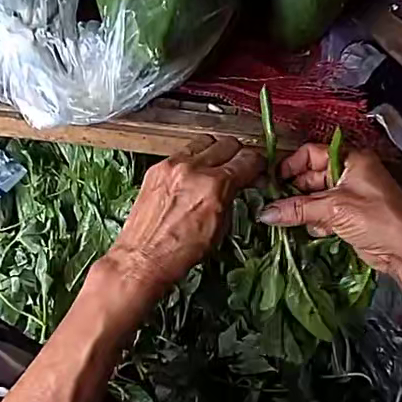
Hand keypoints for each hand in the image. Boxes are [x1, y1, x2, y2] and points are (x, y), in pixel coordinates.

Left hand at [102, 136, 263, 303]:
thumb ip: (232, 198)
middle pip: (228, 143)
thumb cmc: (179, 252)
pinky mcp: (157, 168)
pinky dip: (192, 161)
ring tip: (214, 169)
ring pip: (205, 142)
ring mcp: (172, 166)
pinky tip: (192, 177)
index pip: (248, 158)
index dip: (258, 164)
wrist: (142, 259)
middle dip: (238, 155)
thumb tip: (240, 184)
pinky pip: (182, 153)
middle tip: (238, 168)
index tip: (257, 169)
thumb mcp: (220, 227)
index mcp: (215, 186)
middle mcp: (193, 169)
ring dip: (214, 153)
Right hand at [258, 144, 401, 276]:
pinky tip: (317, 230)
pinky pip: (322, 215)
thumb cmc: (379, 219)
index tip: (273, 181)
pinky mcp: (348, 217)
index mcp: (352, 160)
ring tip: (292, 220)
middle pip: (311, 177)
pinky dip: (316, 222)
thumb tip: (267, 212)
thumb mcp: (335, 209)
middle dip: (294, 193)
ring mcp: (349, 196)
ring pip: (314, 199)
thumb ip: (298, 209)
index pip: (312, 154)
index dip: (292, 166)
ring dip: (304, 211)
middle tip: (275, 205)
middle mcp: (350, 174)